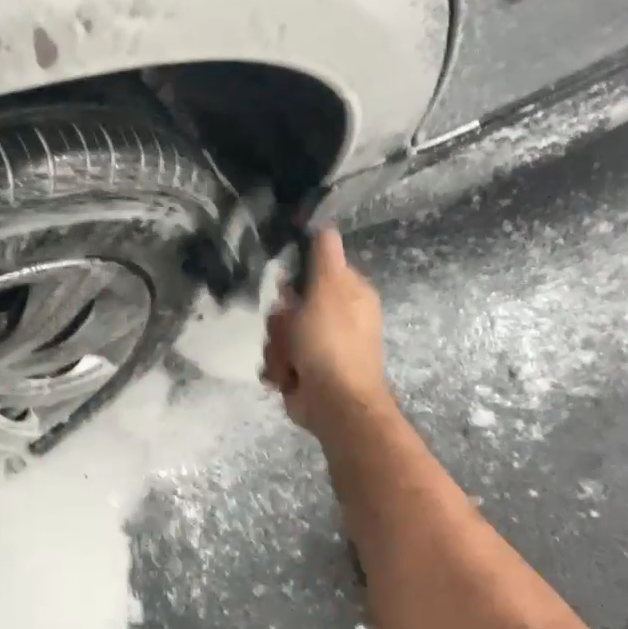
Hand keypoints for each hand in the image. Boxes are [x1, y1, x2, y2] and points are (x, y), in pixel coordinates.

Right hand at [261, 228, 392, 436]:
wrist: (334, 403)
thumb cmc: (331, 343)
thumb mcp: (328, 290)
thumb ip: (324, 257)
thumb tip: (325, 225)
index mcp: (350, 295)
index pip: (317, 271)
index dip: (297, 280)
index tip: (288, 291)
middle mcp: (337, 318)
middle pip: (290, 304)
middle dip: (281, 321)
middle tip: (289, 329)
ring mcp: (320, 346)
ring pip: (279, 333)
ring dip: (277, 347)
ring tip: (289, 360)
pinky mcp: (304, 369)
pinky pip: (277, 358)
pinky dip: (277, 367)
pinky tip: (286, 377)